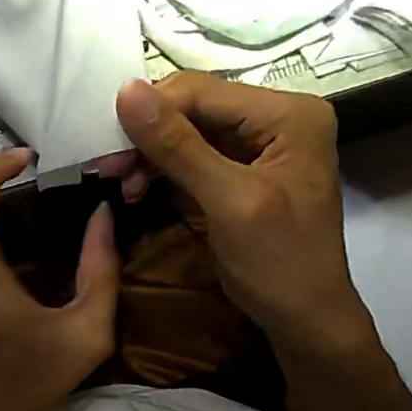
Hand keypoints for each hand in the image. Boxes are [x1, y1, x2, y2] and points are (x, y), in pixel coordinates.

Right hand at [115, 73, 370, 353]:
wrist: (306, 320)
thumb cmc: (278, 262)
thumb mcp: (227, 201)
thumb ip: (177, 145)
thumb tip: (125, 90)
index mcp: (288, 114)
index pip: (203, 92)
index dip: (151, 110)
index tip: (105, 142)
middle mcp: (278, 116)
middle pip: (194, 107)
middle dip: (148, 136)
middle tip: (108, 166)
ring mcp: (262, 142)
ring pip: (188, 130)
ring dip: (151, 154)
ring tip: (122, 182)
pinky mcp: (244, 167)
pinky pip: (194, 153)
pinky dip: (164, 169)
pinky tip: (139, 188)